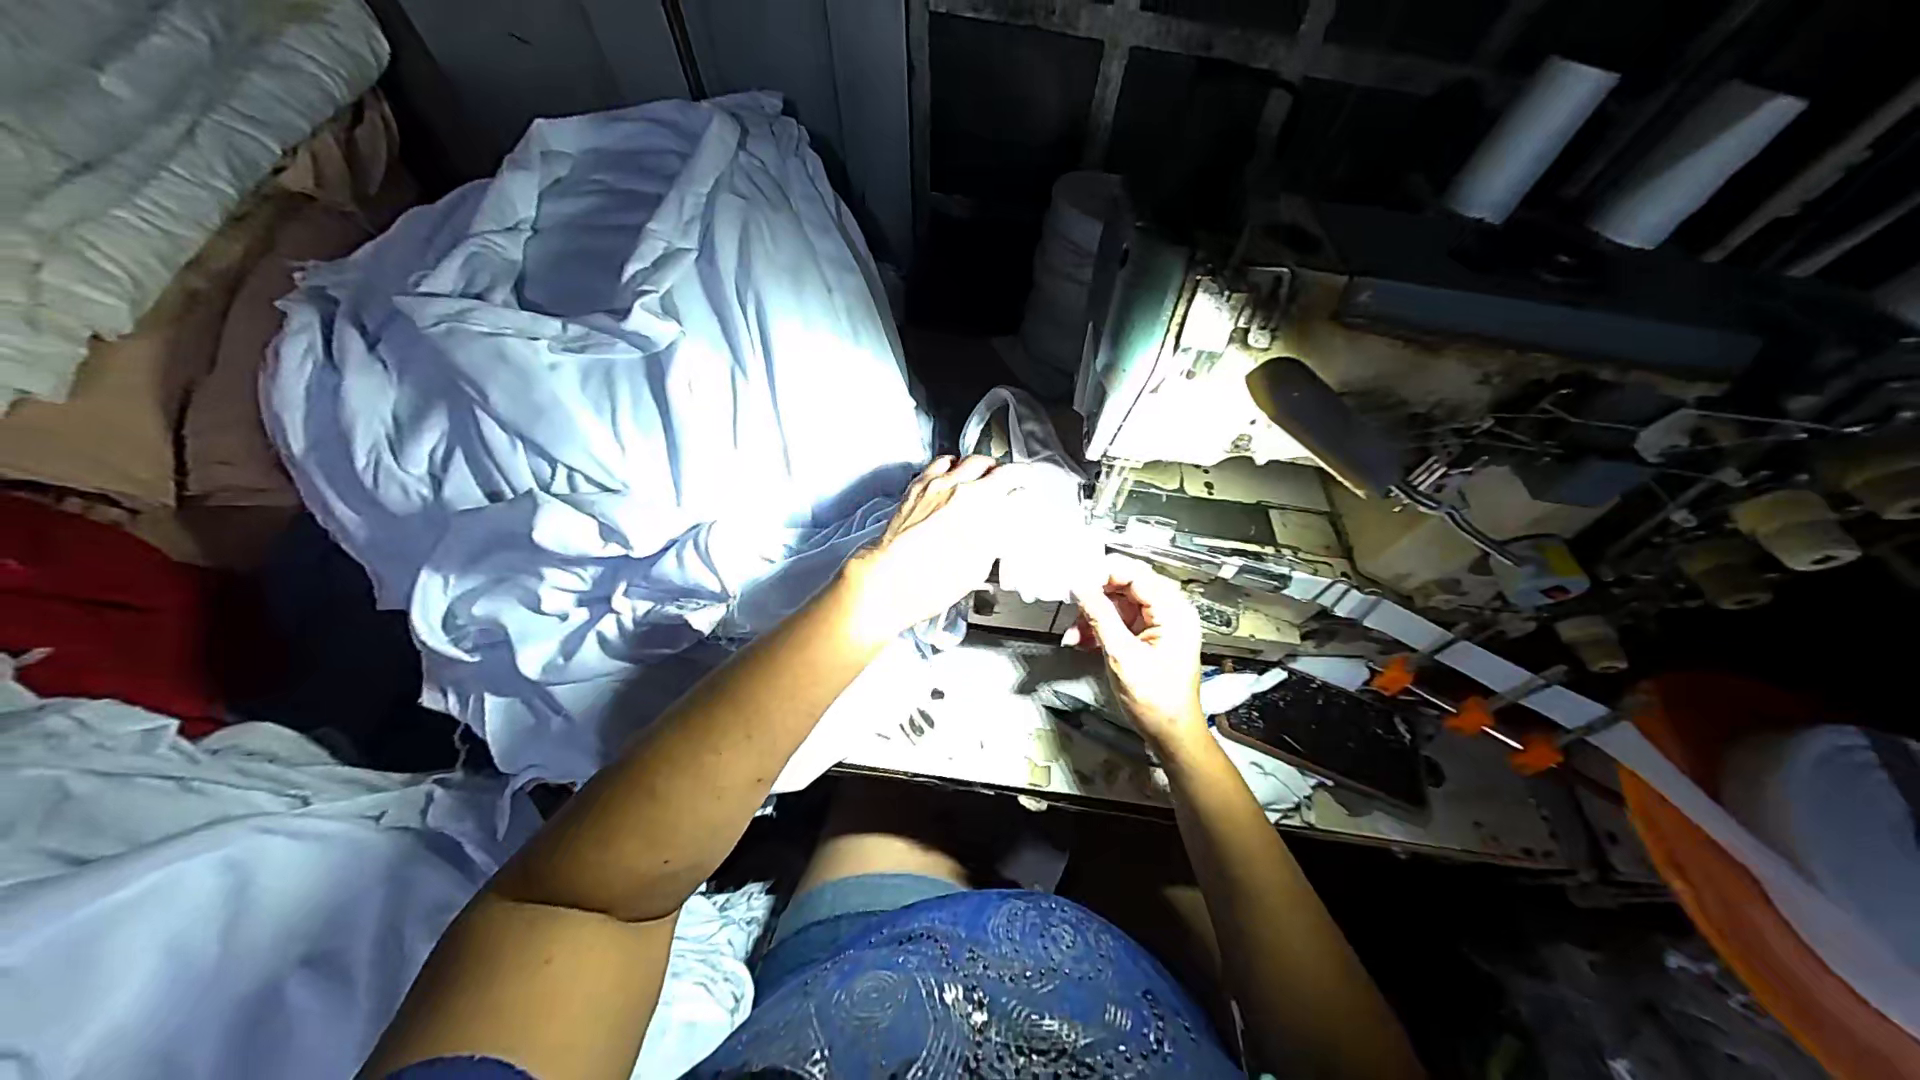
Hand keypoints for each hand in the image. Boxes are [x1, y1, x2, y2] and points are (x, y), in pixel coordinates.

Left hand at [841, 455, 1030, 638]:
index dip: (1023, 483)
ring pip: (964, 460)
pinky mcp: (915, 489)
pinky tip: (952, 477)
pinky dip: (951, 467)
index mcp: (981, 503)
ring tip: (982, 478)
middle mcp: (957, 487)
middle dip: (1002, 472)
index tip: (1025, 488)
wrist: (888, 580)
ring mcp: (934, 486)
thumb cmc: (931, 580)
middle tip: (1007, 483)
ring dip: (978, 466)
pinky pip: (938, 465)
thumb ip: (997, 535)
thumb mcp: (980, 563)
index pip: (1013, 479)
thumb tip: (1006, 522)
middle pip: (989, 464)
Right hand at [1066, 554, 1207, 752]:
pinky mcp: (1146, 636)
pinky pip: (1118, 620)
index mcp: (1173, 611)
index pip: (1136, 574)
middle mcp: (1169, 611)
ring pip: (1117, 603)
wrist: (1170, 733)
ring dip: (1092, 615)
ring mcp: (1158, 623)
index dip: (1104, 572)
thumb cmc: (1157, 701)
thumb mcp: (1122, 655)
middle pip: (1126, 585)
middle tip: (1071, 601)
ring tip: (1075, 632)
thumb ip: (1100, 616)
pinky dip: (1099, 628)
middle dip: (1095, 596)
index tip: (1077, 577)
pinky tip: (1082, 640)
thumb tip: (1080, 587)